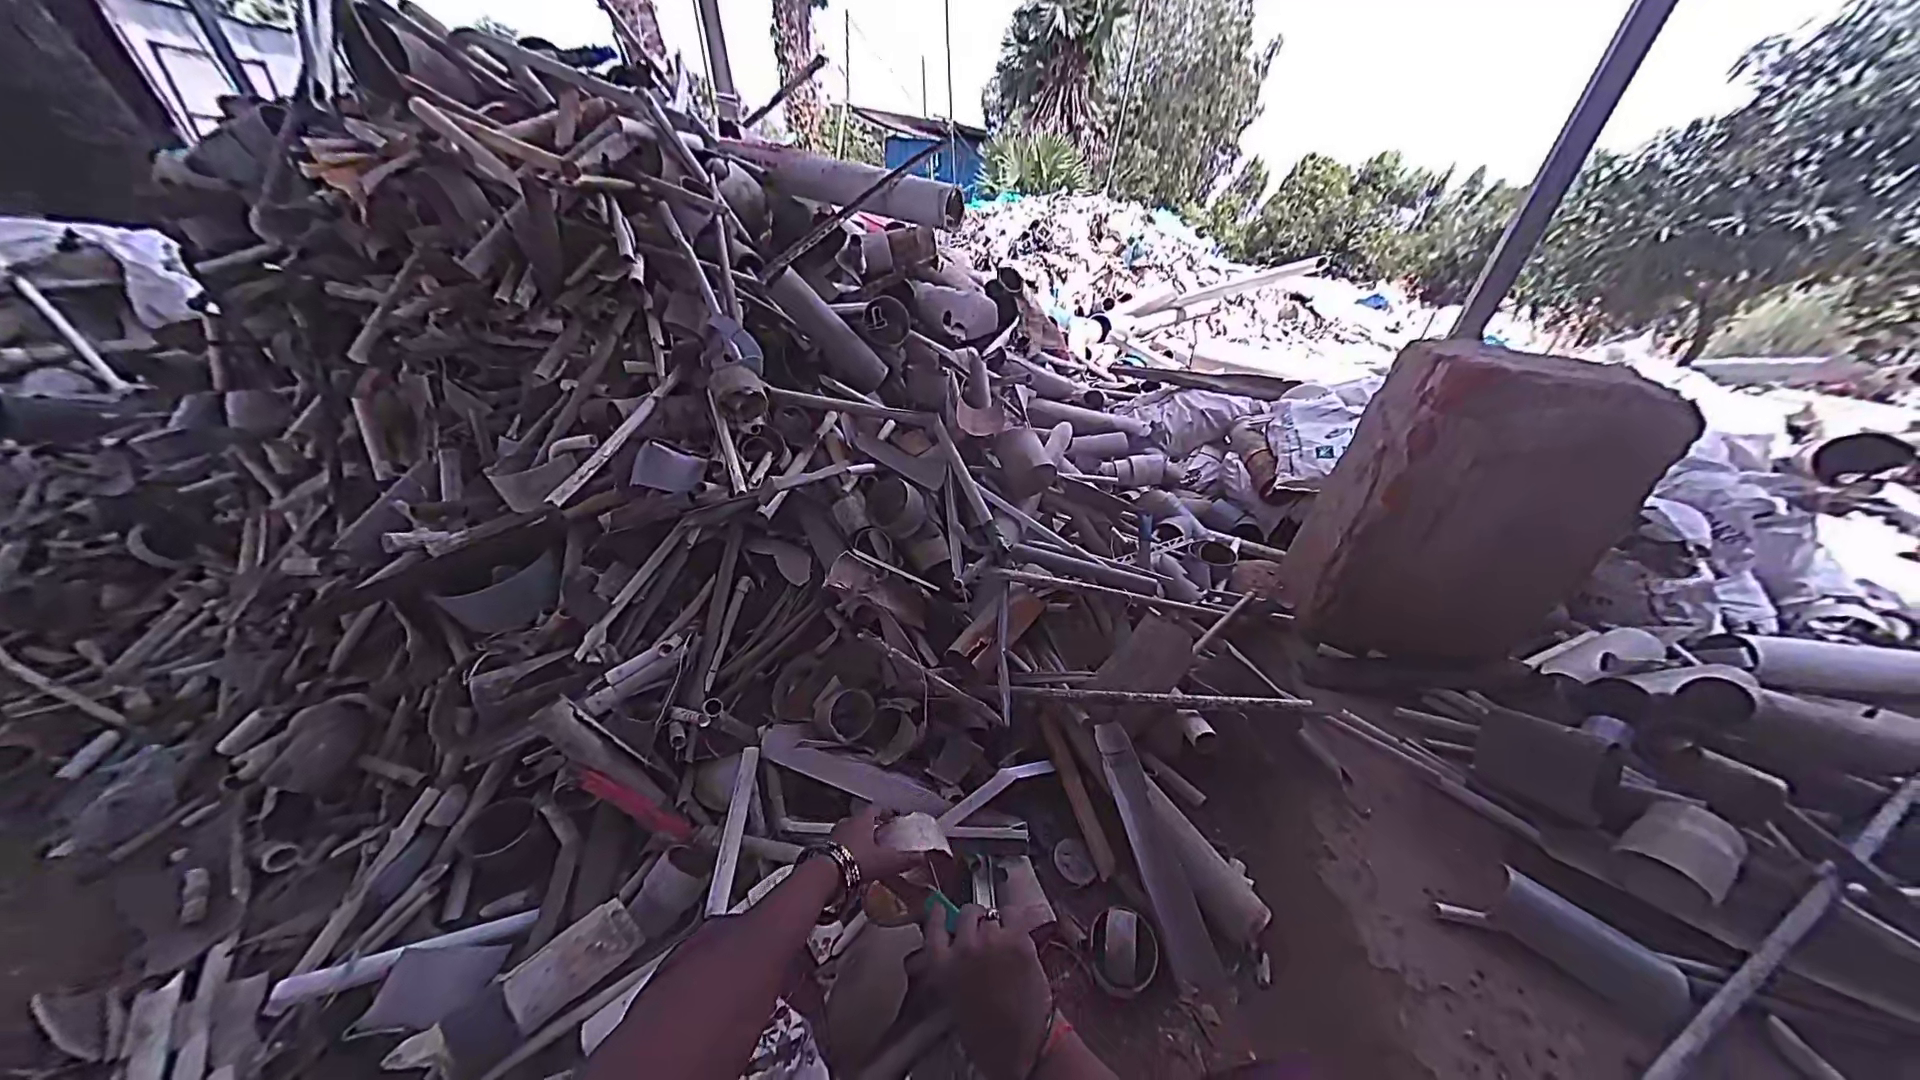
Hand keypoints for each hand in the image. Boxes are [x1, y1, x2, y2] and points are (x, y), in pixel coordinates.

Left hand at [828, 804, 919, 880]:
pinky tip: (856, 863)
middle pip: (861, 820)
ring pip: (850, 833)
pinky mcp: (826, 851)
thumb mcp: (888, 861)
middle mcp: (847, 824)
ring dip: (859, 839)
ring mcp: (835, 836)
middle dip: (872, 827)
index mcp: (862, 820)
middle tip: (882, 836)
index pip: (875, 809)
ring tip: (869, 851)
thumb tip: (922, 856)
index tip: (892, 818)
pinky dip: (849, 851)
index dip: (885, 812)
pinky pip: (841, 847)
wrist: (828, 876)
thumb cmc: (858, 861)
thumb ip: (906, 858)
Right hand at [923, 903, 1052, 1079]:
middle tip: (982, 934)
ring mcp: (991, 940)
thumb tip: (953, 945)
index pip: (935, 926)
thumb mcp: (954, 999)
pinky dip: (1014, 921)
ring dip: (995, 924)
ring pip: (991, 914)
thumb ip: (949, 967)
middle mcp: (964, 947)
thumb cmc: (986, 1035)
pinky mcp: (1018, 938)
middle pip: (967, 913)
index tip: (943, 910)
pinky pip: (1012, 914)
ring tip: (1003, 943)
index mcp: (942, 967)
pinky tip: (1017, 937)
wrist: (1023, 1048)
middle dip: (974, 921)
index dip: (940, 916)